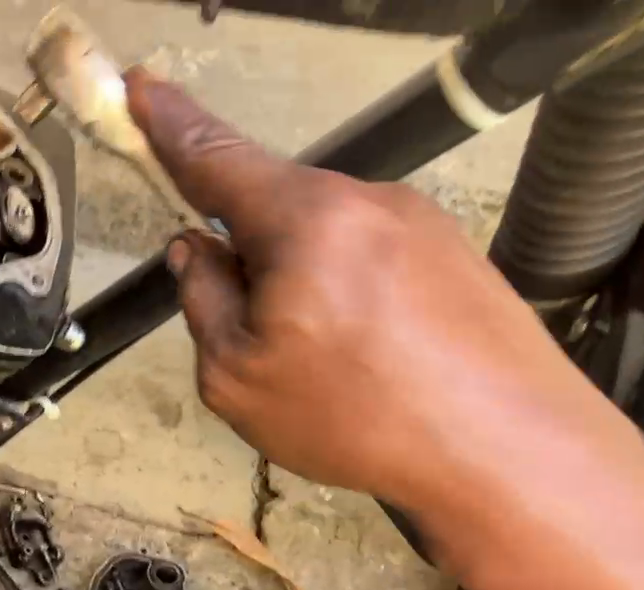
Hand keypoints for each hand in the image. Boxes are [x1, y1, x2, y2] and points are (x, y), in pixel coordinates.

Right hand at [123, 70, 643, 546]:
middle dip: (239, 266)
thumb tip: (193, 249)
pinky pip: (355, 258)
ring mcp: (416, 222)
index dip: (169, 124)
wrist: (504, 450)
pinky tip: (349, 360)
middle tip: (247, 345)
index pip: (217, 159)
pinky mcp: (447, 252)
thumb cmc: (348, 414)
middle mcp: (365, 201)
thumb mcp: (233, 374)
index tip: (140, 86)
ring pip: (311, 241)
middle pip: (266, 210)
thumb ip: (202, 300)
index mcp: (304, 221)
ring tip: (311, 369)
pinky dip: (328, 299)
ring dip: (285, 292)